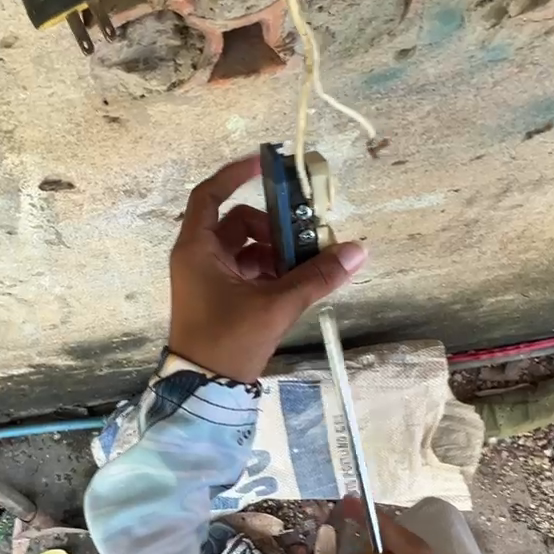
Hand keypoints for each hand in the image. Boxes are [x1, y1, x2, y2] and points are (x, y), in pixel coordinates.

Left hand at [166, 155, 367, 381]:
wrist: (205, 388)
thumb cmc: (228, 340)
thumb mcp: (275, 305)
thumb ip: (316, 276)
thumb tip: (357, 251)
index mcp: (196, 249)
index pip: (209, 195)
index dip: (234, 175)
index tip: (265, 165)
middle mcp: (197, 257)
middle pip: (236, 222)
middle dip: (272, 227)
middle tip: (304, 237)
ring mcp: (206, 277)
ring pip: (244, 248)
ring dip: (275, 252)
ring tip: (304, 267)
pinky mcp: (217, 295)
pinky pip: (246, 269)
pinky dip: (269, 270)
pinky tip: (294, 283)